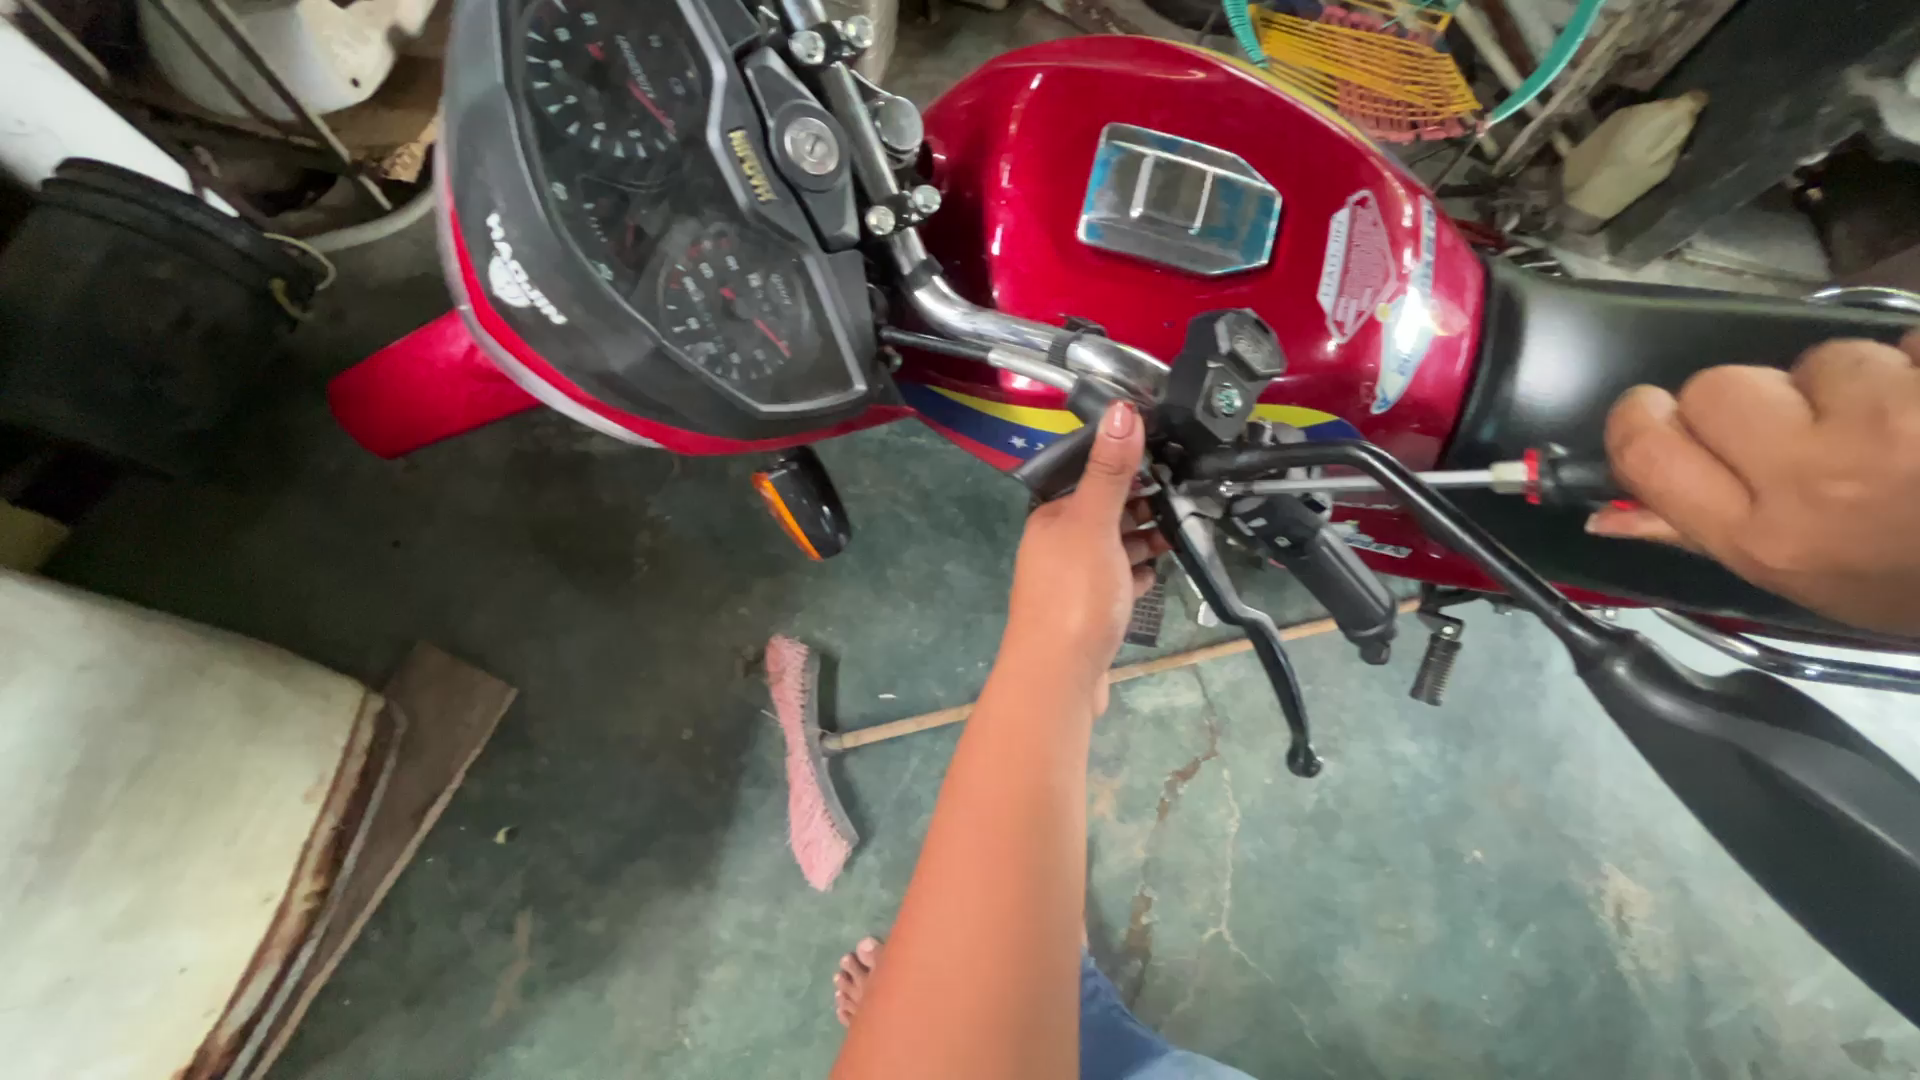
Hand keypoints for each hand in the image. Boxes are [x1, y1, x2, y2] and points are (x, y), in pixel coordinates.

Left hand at [1002, 403, 1169, 706]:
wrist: (1058, 675)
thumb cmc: (1075, 592)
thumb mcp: (1094, 522)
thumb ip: (1109, 470)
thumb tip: (1121, 408)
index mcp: (1051, 517)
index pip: (1090, 477)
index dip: (1126, 465)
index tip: (1168, 457)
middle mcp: (1055, 545)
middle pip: (1105, 512)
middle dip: (1141, 504)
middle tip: (1185, 497)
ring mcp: (1070, 582)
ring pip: (1112, 548)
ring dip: (1142, 539)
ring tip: (1179, 531)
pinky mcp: (1087, 613)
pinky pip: (1115, 582)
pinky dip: (1134, 574)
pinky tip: (1153, 574)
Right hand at [1588, 331, 1919, 635]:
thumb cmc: (1911, 588)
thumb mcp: (1792, 579)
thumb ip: (1693, 534)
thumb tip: (1603, 517)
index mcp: (1758, 534)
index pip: (1645, 447)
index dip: (1641, 417)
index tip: (1658, 413)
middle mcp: (1814, 481)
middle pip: (1717, 387)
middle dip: (1749, 398)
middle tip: (1798, 429)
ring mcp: (1899, 427)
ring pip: (1823, 359)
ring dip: (1853, 382)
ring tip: (1900, 425)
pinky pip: (1912, 342)